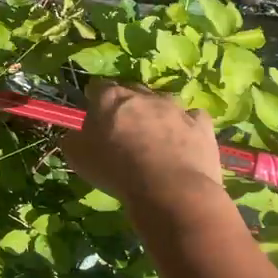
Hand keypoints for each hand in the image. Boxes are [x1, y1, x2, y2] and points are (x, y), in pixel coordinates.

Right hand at [60, 81, 224, 214]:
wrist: (170, 190)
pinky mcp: (202, 126)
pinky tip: (182, 137)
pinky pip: (193, 116)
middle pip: (131, 90)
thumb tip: (79, 134)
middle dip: (126, 104)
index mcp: (109, 97)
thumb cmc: (115, 168)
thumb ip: (75, 136)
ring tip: (153, 133)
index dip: (94, 101)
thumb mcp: (76, 154)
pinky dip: (186, 123)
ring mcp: (175, 109)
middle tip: (122, 127)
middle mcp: (142, 95)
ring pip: (162, 100)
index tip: (94, 118)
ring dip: (156, 112)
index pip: (97, 87)